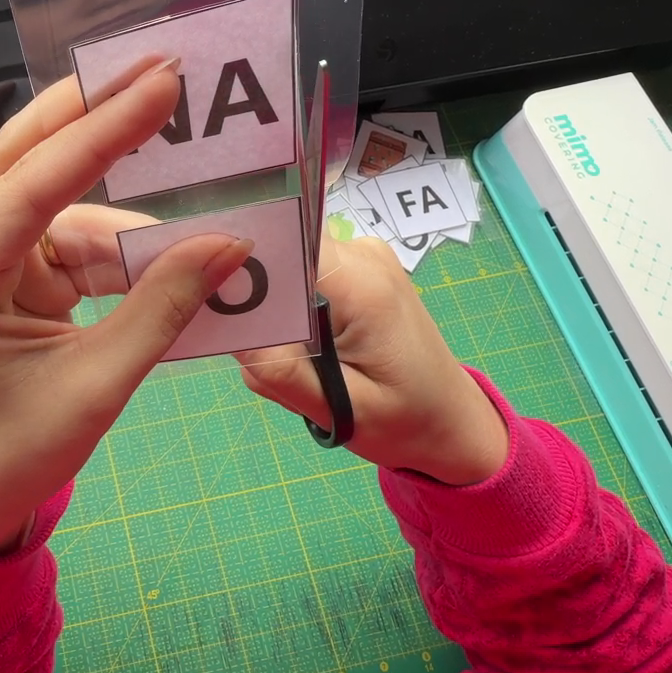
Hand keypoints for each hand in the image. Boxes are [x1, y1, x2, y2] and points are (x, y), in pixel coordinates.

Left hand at [0, 61, 253, 560]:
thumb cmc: (22, 450)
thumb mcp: (99, 383)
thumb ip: (163, 307)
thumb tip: (231, 244)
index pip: (31, 184)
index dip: (100, 133)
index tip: (158, 86)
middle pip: (24, 156)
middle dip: (89, 115)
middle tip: (156, 70)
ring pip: (57, 195)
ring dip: (121, 201)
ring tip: (190, 188)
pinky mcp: (12, 267)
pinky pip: (71, 233)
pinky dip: (119, 241)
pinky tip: (166, 247)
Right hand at [236, 237, 507, 484]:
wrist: (452, 425)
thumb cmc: (404, 423)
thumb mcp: (337, 411)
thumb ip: (279, 368)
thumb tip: (227, 327)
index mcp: (360, 284)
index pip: (276, 247)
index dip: (238, 274)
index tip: (218, 318)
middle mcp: (360, 253)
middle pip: (273, 259)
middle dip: (255, 310)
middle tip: (269, 360)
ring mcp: (358, 255)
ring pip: (280, 271)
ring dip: (272, 319)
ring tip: (300, 364)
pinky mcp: (352, 267)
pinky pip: (296, 278)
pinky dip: (289, 315)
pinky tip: (309, 350)